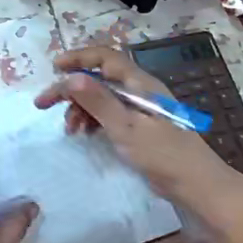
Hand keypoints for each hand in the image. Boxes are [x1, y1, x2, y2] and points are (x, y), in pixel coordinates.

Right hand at [33, 47, 232, 200]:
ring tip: (69, 130)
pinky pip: (111, 115)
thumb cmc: (163, 154)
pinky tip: (85, 134)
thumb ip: (98, 101)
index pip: (105, 57)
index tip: (53, 68)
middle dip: (72, 88)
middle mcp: (141, 90)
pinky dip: (94, 120)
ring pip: (104, 98)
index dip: (78, 58)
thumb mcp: (126, 128)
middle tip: (45, 104)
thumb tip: (71, 76)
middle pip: (100, 78)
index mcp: (140, 83)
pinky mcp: (142, 127)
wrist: (197, 185)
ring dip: (82, 108)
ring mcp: (142, 109)